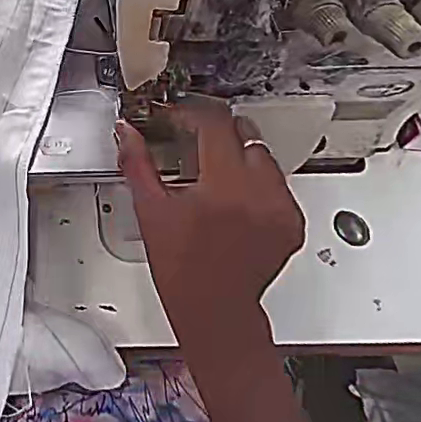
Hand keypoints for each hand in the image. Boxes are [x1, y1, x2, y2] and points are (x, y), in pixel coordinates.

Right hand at [114, 99, 305, 355]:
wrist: (215, 308)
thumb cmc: (183, 270)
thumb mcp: (152, 210)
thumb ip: (138, 163)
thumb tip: (127, 133)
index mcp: (223, 185)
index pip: (214, 122)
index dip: (192, 113)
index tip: (180, 118)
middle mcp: (259, 192)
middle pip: (244, 131)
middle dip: (218, 131)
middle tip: (197, 142)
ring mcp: (281, 207)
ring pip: (264, 154)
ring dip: (240, 155)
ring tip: (216, 175)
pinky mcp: (293, 221)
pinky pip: (278, 184)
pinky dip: (259, 183)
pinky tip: (237, 199)